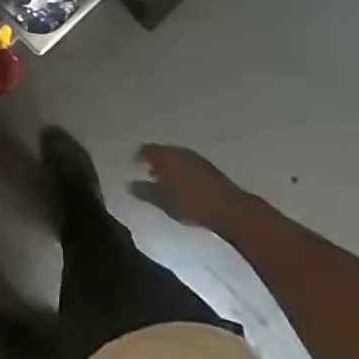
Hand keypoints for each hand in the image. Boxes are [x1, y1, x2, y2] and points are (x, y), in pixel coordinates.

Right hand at [132, 144, 251, 227]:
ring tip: (164, 181)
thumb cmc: (190, 203)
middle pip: (163, 152)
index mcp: (167, 155)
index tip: (134, 164)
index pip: (147, 149)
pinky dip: (181, 171)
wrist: (230, 209)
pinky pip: (188, 164)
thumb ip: (143, 191)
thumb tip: (129, 184)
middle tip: (148, 172)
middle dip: (155, 161)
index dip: (139, 156)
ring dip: (169, 166)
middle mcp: (181, 152)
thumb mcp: (162, 200)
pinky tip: (182, 185)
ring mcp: (197, 159)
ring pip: (177, 158)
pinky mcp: (210, 169)